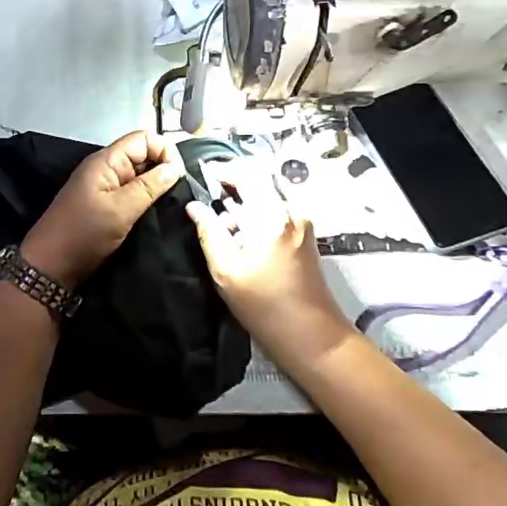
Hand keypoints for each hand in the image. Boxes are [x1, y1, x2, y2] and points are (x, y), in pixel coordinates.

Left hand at [20, 130, 183, 286]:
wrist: (50, 267)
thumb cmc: (83, 235)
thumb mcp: (120, 210)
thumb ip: (149, 187)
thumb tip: (176, 168)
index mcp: (106, 161)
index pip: (143, 139)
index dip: (165, 151)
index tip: (179, 177)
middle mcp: (106, 169)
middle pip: (143, 155)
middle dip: (164, 168)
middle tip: (179, 193)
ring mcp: (105, 187)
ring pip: (140, 175)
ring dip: (156, 185)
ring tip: (171, 203)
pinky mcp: (106, 204)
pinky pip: (132, 192)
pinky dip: (146, 198)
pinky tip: (156, 212)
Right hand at [186, 162, 354, 365]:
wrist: (312, 335)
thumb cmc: (265, 305)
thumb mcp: (226, 270)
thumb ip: (209, 233)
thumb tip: (194, 207)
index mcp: (273, 215)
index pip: (247, 175)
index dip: (223, 171)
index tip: (203, 175)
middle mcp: (292, 212)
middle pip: (260, 185)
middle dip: (233, 188)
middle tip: (209, 200)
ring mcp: (302, 226)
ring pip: (268, 201)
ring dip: (245, 205)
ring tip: (223, 222)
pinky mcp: (305, 239)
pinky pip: (277, 216)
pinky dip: (257, 218)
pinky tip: (243, 238)